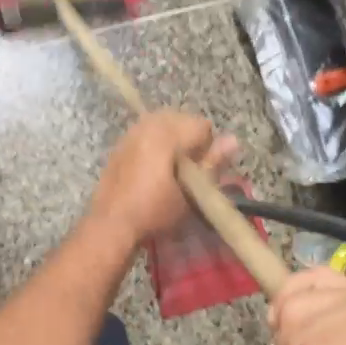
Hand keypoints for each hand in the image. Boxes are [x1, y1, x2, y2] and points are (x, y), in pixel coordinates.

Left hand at [87, 112, 238, 243]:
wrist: (111, 225)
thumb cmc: (155, 211)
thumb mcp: (191, 192)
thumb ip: (213, 163)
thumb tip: (234, 140)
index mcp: (165, 133)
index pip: (201, 125)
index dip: (208, 148)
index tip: (203, 172)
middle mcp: (146, 126)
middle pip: (181, 120)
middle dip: (190, 141)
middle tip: (189, 171)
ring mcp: (130, 134)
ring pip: (162, 125)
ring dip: (173, 141)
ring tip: (172, 170)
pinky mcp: (119, 146)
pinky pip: (145, 134)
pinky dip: (155, 145)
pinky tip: (153, 170)